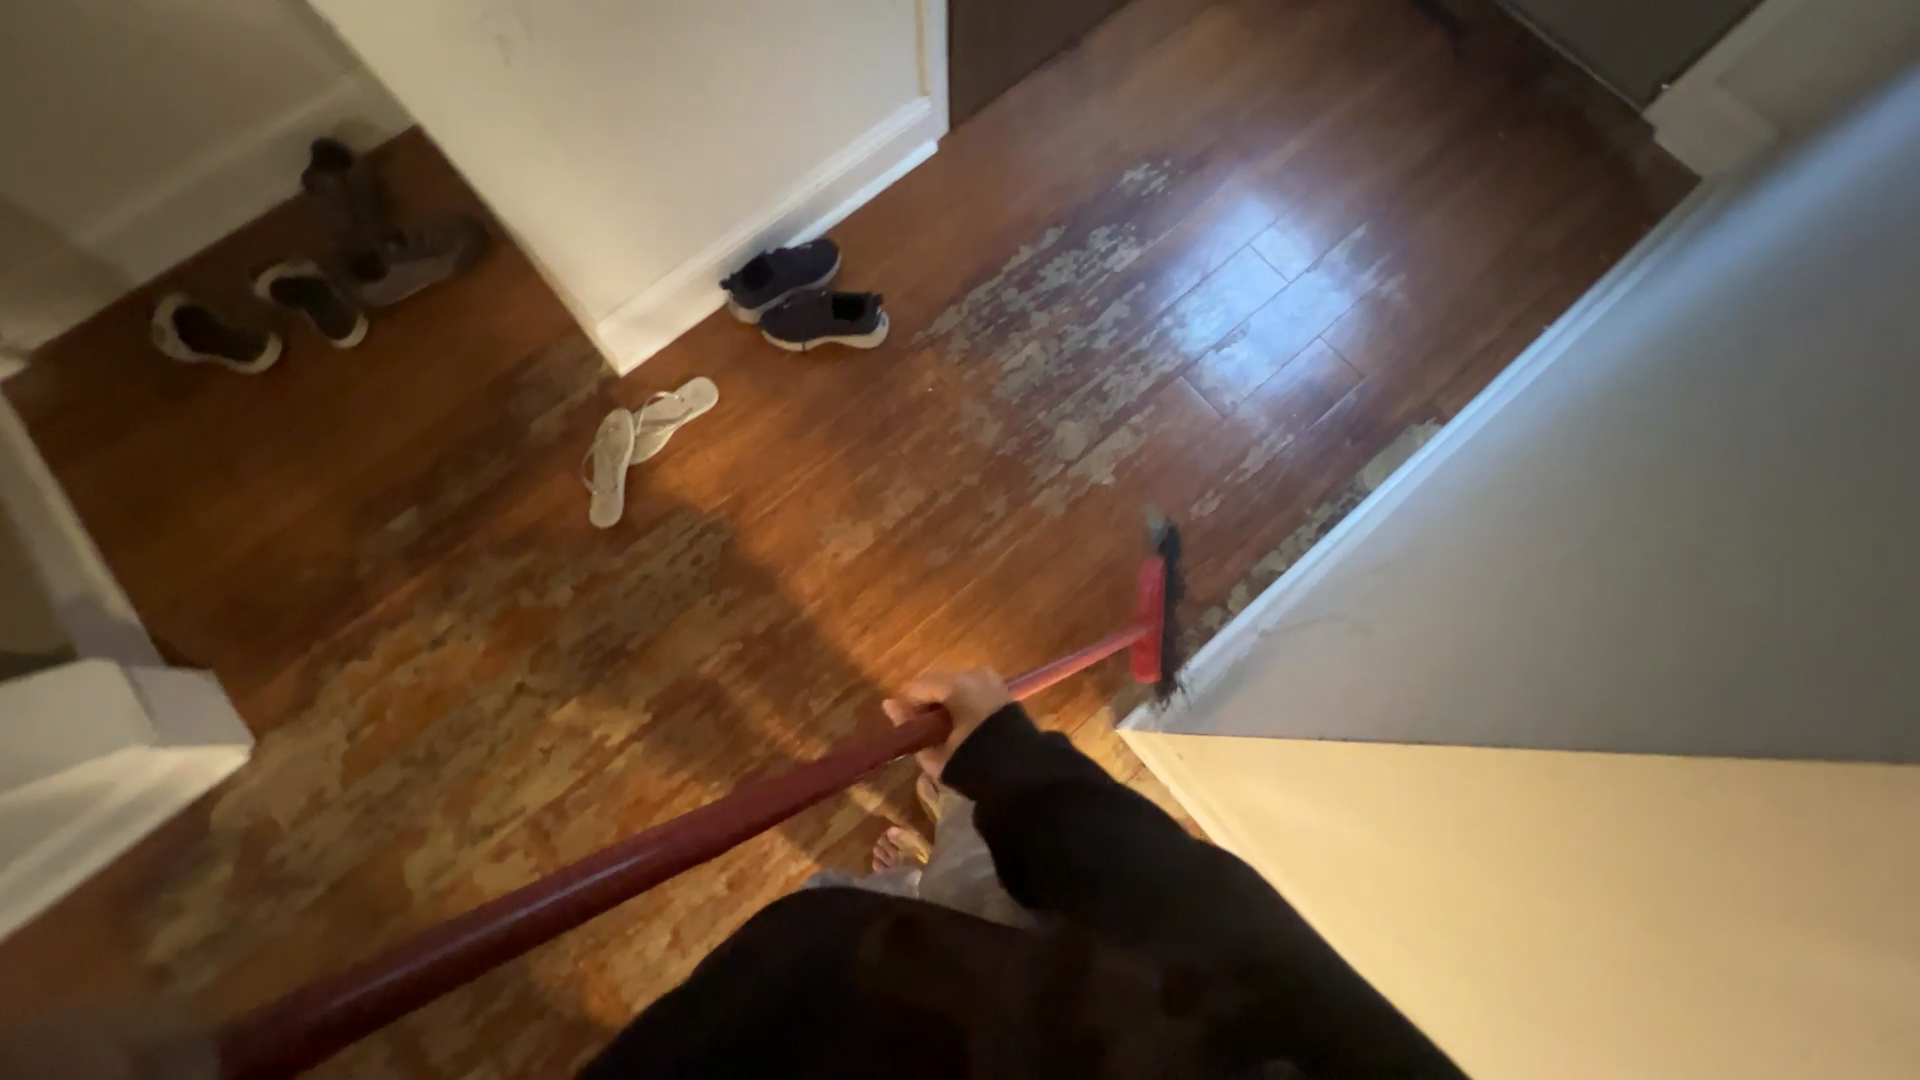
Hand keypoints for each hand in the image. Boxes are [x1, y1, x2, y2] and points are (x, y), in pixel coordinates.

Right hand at [882, 668, 1012, 779]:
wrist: (1023, 775)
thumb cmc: (973, 762)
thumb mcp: (935, 751)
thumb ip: (908, 724)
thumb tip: (889, 704)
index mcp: (956, 684)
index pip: (919, 687)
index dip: (909, 708)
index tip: (910, 732)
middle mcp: (975, 674)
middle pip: (939, 684)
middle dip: (930, 705)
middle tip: (928, 735)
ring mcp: (993, 681)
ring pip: (957, 688)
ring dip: (948, 706)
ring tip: (948, 735)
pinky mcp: (1005, 692)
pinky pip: (975, 693)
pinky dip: (966, 706)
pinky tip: (966, 730)